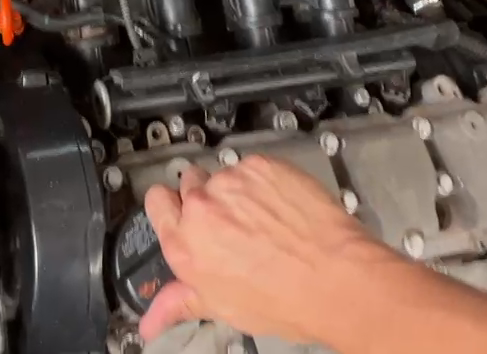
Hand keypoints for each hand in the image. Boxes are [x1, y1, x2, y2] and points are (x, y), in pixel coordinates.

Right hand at [139, 155, 404, 344]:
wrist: (335, 277)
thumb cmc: (285, 298)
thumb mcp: (224, 307)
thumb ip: (180, 303)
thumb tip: (151, 320)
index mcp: (185, 243)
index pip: (156, 201)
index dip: (172, 206)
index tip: (185, 212)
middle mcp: (201, 207)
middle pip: (188, 182)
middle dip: (204, 197)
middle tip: (231, 221)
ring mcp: (230, 182)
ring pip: (223, 174)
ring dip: (236, 190)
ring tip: (263, 218)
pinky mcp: (259, 166)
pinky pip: (252, 167)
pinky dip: (264, 181)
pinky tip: (280, 205)